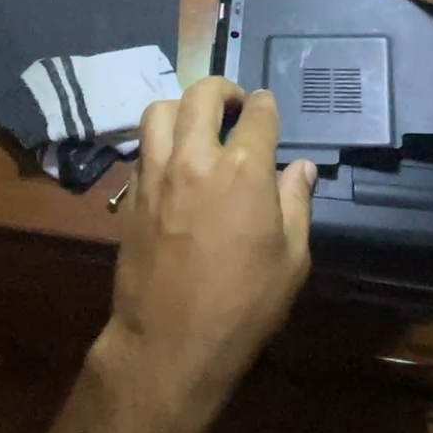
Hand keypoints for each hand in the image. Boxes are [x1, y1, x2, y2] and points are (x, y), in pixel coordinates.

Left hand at [105, 77, 315, 403]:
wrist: (170, 343)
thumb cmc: (242, 305)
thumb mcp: (291, 259)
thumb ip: (296, 203)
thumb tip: (301, 168)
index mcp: (243, 169)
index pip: (257, 114)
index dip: (265, 105)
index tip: (266, 106)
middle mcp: (195, 158)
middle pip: (201, 95)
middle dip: (222, 89)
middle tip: (233, 104)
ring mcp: (156, 173)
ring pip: (159, 111)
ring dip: (181, 107)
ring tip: (196, 124)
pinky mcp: (131, 194)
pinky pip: (143, 148)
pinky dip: (159, 141)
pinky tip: (173, 162)